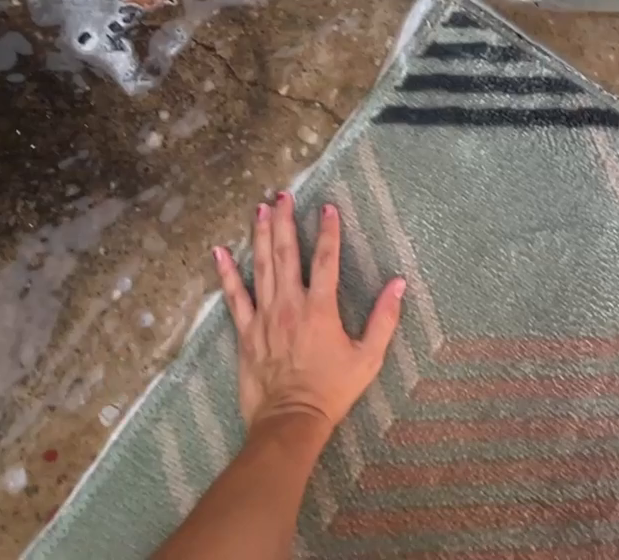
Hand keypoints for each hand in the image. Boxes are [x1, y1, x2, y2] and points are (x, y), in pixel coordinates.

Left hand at [213, 192, 404, 440]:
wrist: (290, 422)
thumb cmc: (332, 390)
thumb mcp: (368, 357)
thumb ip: (384, 318)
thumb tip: (399, 284)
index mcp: (320, 308)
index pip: (326, 259)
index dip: (328, 231)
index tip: (327, 207)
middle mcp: (290, 304)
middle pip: (286, 253)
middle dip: (284, 221)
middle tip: (282, 195)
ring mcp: (264, 316)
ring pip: (260, 266)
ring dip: (259, 235)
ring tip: (259, 209)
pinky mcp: (245, 332)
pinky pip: (234, 297)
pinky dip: (226, 274)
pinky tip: (218, 252)